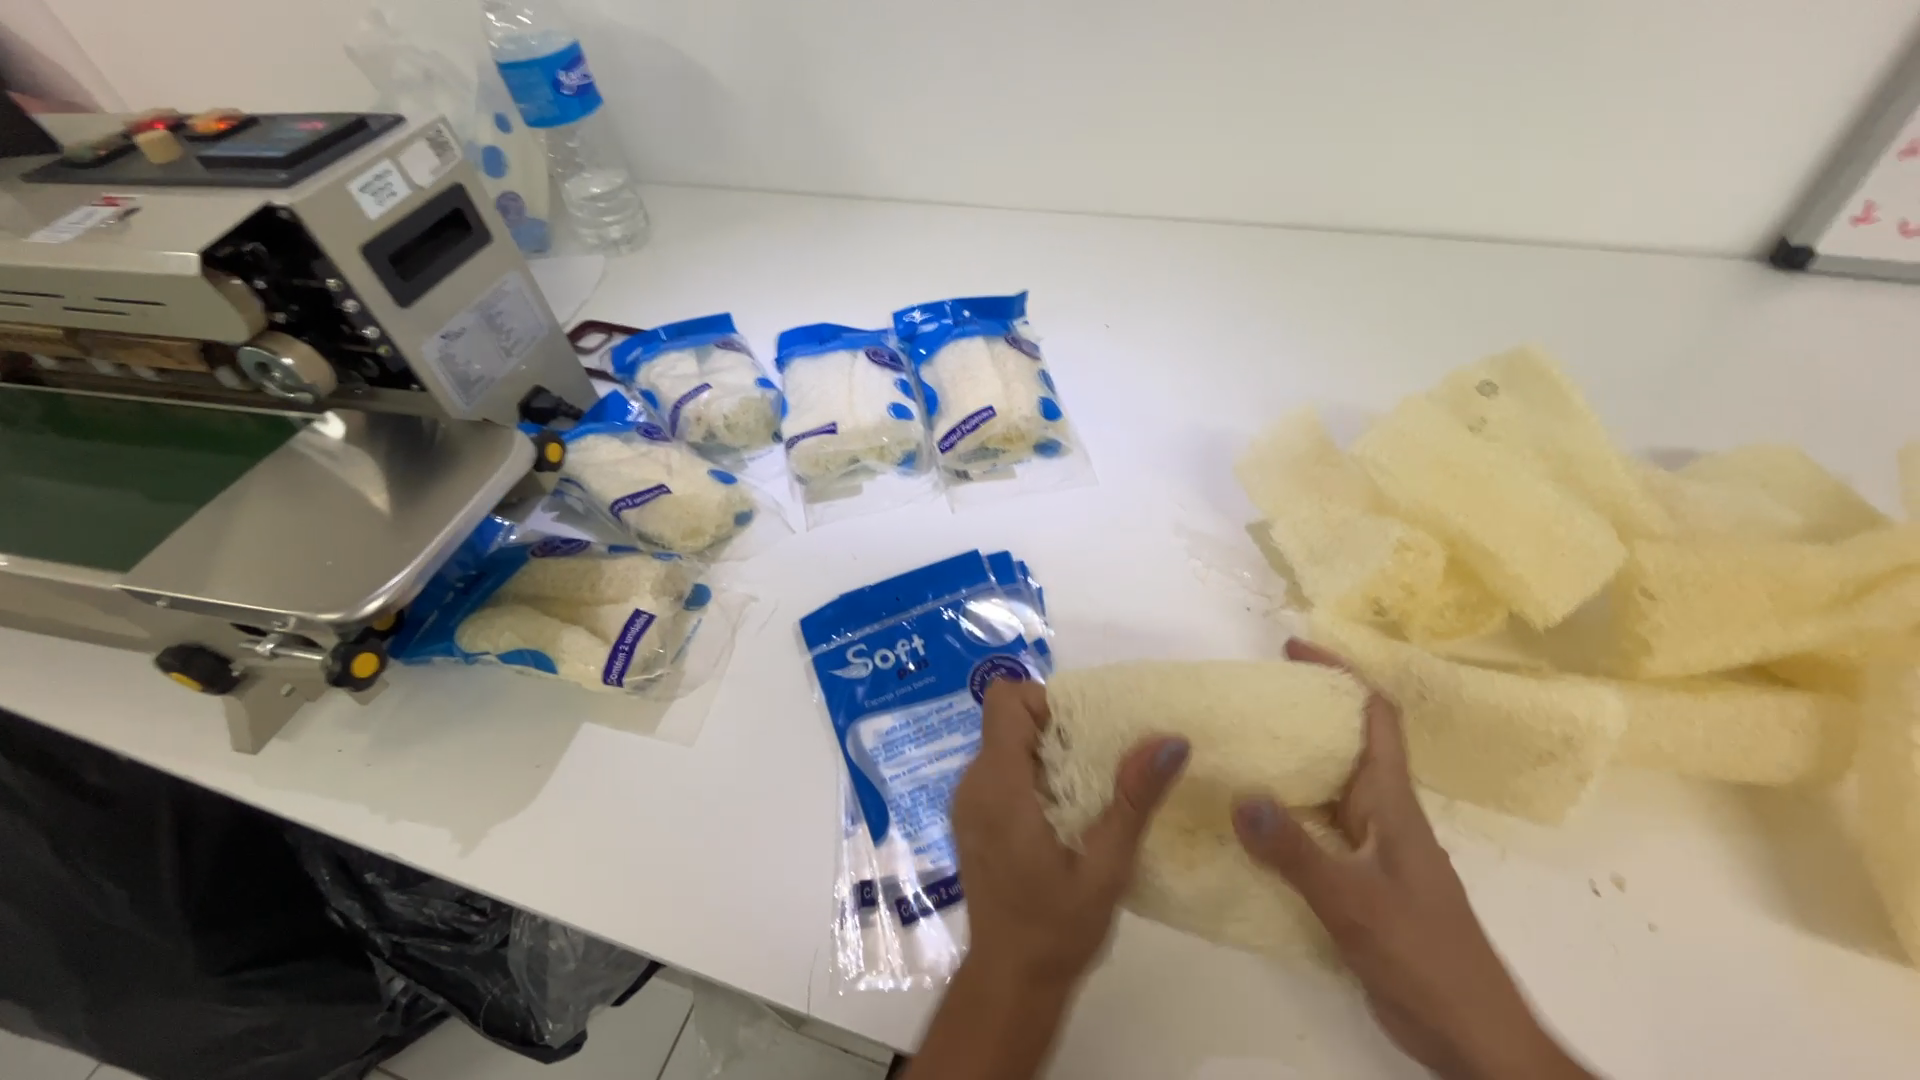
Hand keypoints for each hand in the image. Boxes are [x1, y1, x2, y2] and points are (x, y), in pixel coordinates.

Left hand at [952, 678, 1189, 992]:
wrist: (1010, 978)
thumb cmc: (1056, 927)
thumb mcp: (1106, 867)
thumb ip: (1133, 799)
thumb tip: (1170, 739)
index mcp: (999, 786)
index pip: (1004, 700)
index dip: (1046, 701)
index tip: (1086, 731)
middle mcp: (973, 784)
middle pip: (1007, 721)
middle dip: (1055, 728)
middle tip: (1100, 763)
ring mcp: (968, 803)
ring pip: (1004, 745)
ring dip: (1046, 754)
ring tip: (1088, 791)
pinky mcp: (972, 819)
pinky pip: (1000, 772)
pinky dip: (1032, 776)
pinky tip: (1064, 815)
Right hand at [1231, 640, 1594, 1079]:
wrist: (1473, 1036)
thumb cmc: (1426, 958)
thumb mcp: (1354, 903)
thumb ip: (1295, 853)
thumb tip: (1241, 798)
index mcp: (1393, 806)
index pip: (1376, 719)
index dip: (1341, 676)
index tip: (1293, 651)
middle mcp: (1382, 817)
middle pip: (1345, 746)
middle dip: (1301, 715)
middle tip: (1243, 702)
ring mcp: (1370, 851)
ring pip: (1326, 790)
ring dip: (1286, 767)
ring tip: (1232, 753)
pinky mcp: (1358, 883)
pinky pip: (1314, 832)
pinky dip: (1281, 818)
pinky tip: (1244, 826)